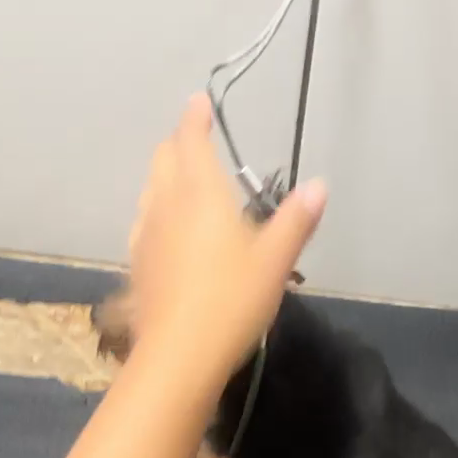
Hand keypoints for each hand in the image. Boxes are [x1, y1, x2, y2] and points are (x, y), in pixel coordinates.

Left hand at [123, 93, 325, 385]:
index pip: (191, 140)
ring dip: (165, 176)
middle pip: (164, 159)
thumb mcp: (275, 261)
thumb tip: (319, 186)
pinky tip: (167, 231)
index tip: (200, 103)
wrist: (180, 353)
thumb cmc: (232, 301)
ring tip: (182, 181)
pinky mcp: (138, 265)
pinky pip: (145, 222)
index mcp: (201, 194)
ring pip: (150, 190)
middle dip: (179, 143)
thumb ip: (295, 221)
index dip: (195, 118)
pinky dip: (157, 212)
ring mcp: (145, 235)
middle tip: (194, 140)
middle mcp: (166, 204)